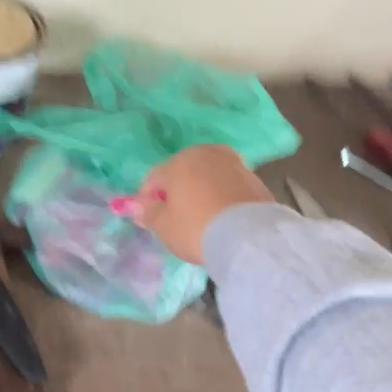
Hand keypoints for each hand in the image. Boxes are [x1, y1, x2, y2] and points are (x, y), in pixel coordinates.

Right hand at [136, 145, 272, 264]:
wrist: (249, 238)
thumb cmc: (196, 228)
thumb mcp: (163, 226)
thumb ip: (148, 212)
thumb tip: (136, 205)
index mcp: (179, 161)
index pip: (153, 178)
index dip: (147, 200)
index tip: (149, 221)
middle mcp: (206, 154)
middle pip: (182, 172)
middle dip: (176, 191)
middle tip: (175, 218)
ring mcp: (234, 164)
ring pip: (206, 177)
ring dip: (199, 192)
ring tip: (201, 218)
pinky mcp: (254, 178)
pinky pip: (227, 186)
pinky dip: (220, 197)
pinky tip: (220, 217)